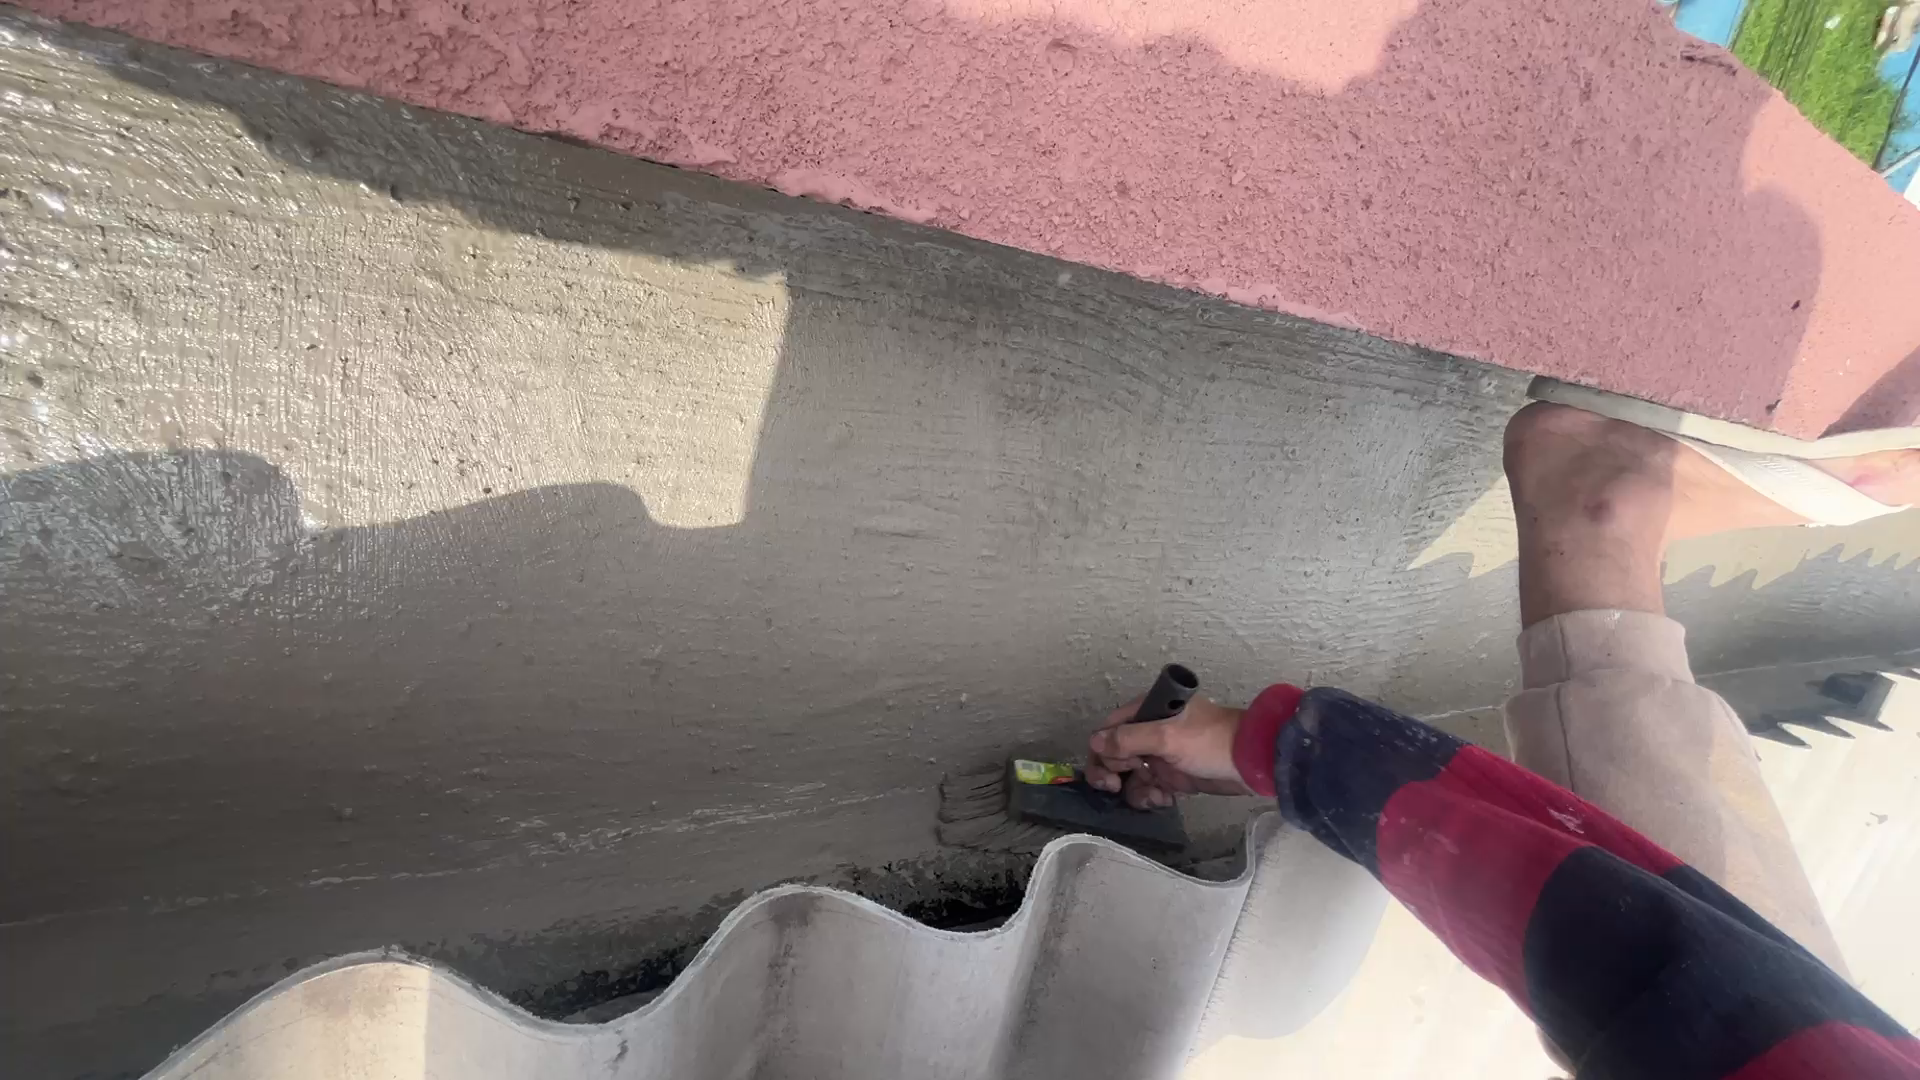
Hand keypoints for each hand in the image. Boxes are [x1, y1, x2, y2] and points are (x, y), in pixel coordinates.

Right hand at [1084, 695, 1251, 808]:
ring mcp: (1160, 754)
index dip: (1104, 751)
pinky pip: (1148, 786)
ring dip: (1135, 789)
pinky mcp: (1172, 775)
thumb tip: (1093, 741)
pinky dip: (1151, 796)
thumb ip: (1127, 739)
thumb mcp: (1166, 737)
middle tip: (1119, 788)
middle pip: (1114, 753)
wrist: (1253, 763)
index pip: (1109, 730)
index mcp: (1146, 712)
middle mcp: (1149, 731)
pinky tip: (1166, 800)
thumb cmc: (1209, 742)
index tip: (1114, 771)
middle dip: (1115, 773)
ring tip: (1154, 797)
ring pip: (1130, 774)